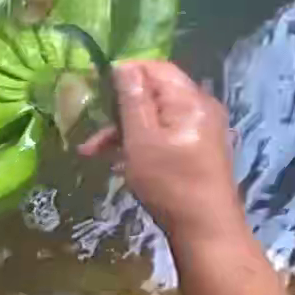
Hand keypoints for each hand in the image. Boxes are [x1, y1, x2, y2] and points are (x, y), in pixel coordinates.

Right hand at [79, 60, 243, 242]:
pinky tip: (118, 161)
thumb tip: (123, 65)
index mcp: (189, 100)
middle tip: (89, 125)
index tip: (95, 88)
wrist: (205, 229)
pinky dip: (139, 141)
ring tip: (92, 152)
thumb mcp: (141, 140)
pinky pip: (163, 133)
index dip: (125, 72)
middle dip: (118, 106)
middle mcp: (200, 107)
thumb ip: (132, 100)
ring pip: (154, 115)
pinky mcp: (197, 148)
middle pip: (154, 92)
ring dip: (122, 128)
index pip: (156, 67)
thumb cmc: (169, 182)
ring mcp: (201, 129)